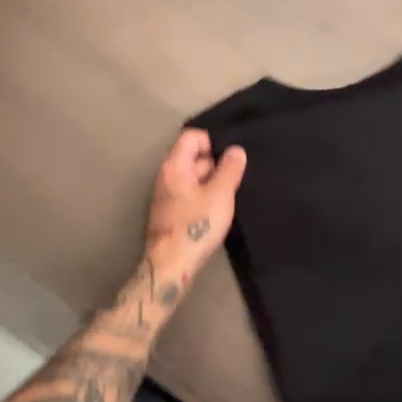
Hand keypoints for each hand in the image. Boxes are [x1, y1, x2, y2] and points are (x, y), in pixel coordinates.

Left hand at [144, 129, 246, 286]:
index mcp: (175, 165)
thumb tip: (236, 150)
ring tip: (228, 196)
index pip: (191, 136)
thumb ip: (229, 169)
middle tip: (234, 180)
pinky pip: (189, 193)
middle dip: (215, 164)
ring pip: (192, 176)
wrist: (171, 265)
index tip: (230, 159)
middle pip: (192, 156)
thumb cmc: (196, 226)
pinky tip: (216, 211)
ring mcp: (166, 194)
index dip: (213, 141)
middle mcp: (166, 175)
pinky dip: (203, 196)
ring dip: (211, 183)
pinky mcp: (169, 212)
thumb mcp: (220, 195)